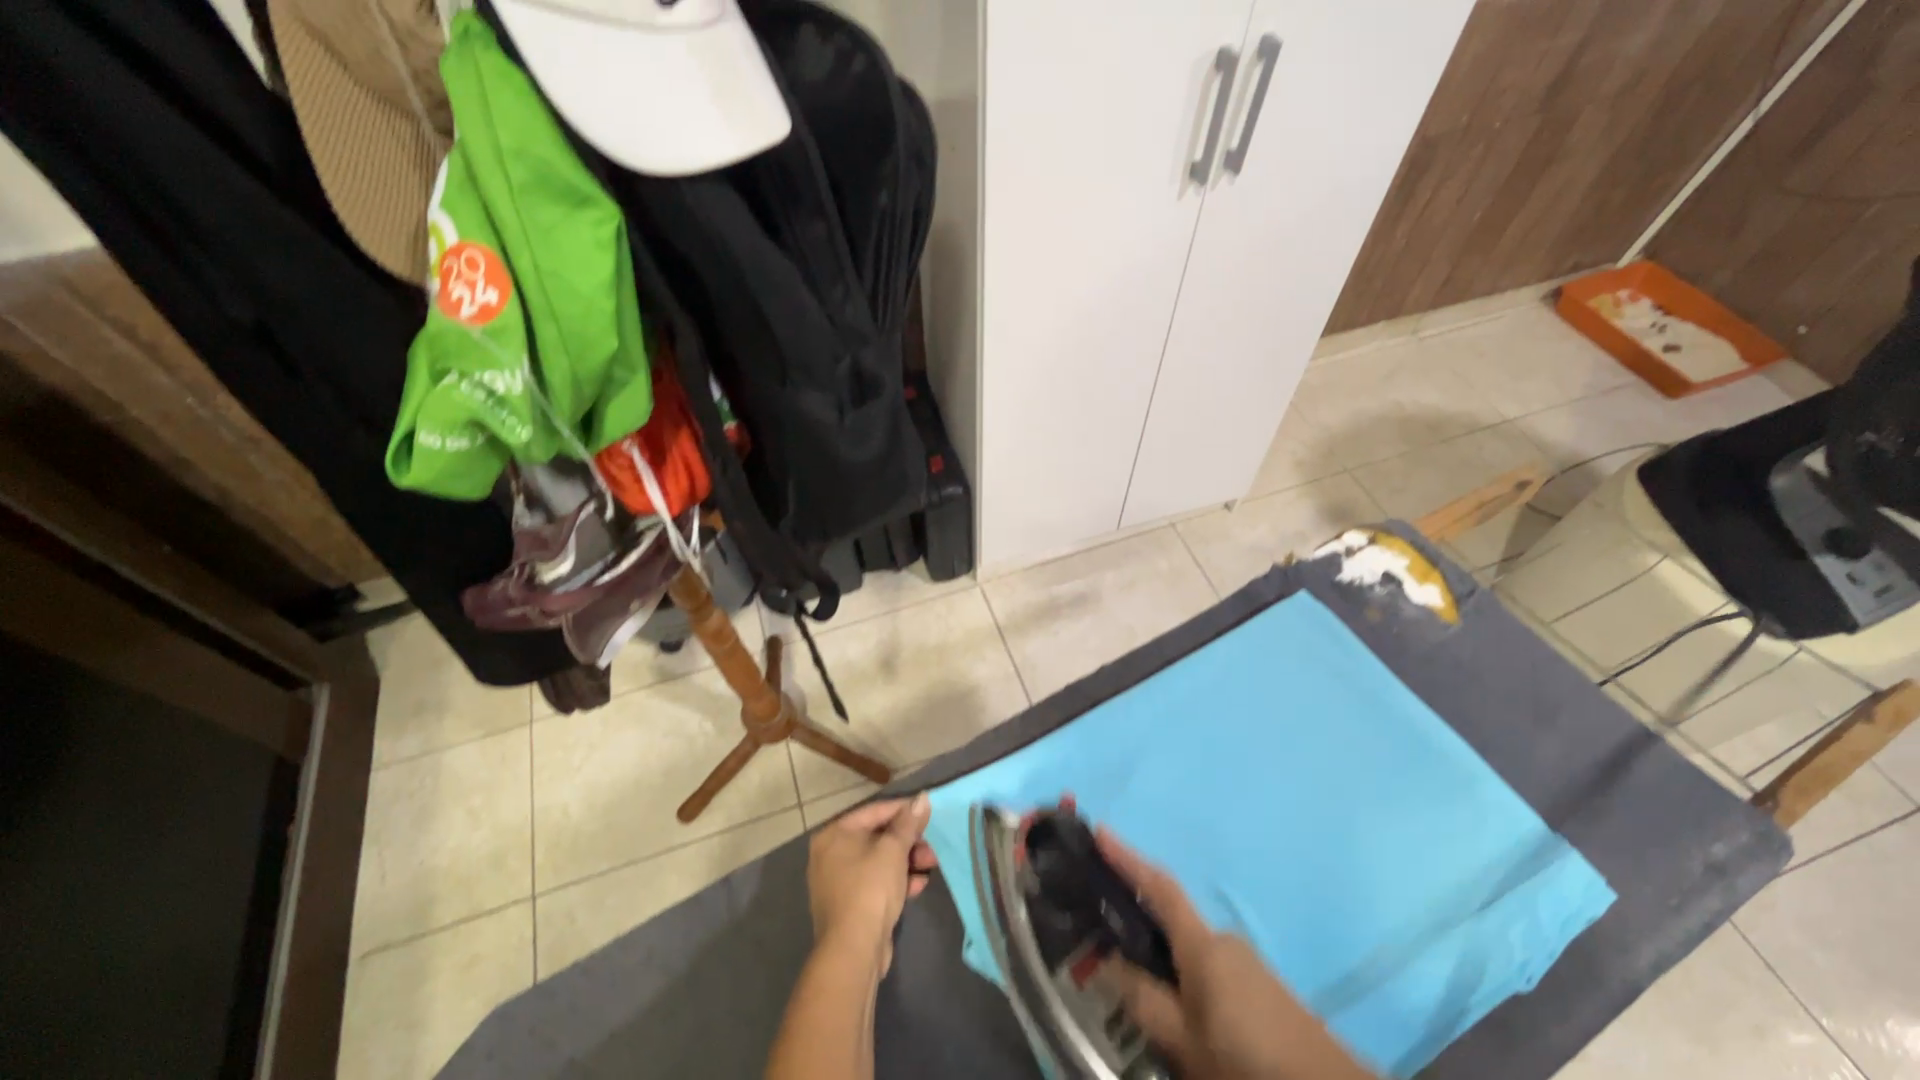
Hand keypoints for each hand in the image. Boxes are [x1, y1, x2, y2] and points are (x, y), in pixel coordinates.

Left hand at [806, 794, 937, 974]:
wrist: (853, 948)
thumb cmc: (870, 888)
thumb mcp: (893, 850)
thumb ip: (908, 823)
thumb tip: (922, 798)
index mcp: (834, 834)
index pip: (874, 811)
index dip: (904, 810)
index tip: (929, 813)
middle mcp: (831, 854)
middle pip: (877, 837)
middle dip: (908, 842)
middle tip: (932, 847)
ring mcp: (838, 881)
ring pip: (879, 861)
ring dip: (907, 861)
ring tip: (931, 866)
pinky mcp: (849, 904)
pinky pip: (875, 882)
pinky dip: (896, 881)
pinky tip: (918, 886)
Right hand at [1098, 830, 1375, 1079]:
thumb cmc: (1246, 1057)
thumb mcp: (1183, 1039)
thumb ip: (1143, 999)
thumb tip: (1110, 962)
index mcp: (1203, 945)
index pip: (1159, 888)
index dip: (1127, 858)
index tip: (1100, 831)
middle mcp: (1225, 942)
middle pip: (1171, 924)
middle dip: (1136, 929)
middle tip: (1100, 946)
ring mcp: (1246, 964)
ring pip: (1188, 954)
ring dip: (1160, 963)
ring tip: (1132, 991)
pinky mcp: (1259, 988)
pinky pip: (1207, 972)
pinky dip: (1182, 979)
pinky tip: (1174, 1010)